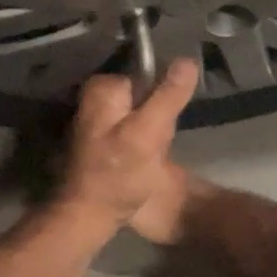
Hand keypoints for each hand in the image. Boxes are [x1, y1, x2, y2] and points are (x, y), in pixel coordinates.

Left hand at [56, 58, 199, 230]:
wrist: (88, 216)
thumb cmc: (118, 175)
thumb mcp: (150, 133)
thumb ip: (168, 95)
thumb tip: (188, 59)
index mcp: (102, 88)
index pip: (147, 74)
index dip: (163, 96)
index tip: (165, 122)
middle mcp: (93, 97)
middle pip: (145, 95)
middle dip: (157, 117)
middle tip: (157, 144)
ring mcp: (95, 120)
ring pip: (141, 115)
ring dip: (152, 134)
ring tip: (150, 157)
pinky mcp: (99, 140)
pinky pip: (132, 132)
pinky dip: (140, 145)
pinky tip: (139, 164)